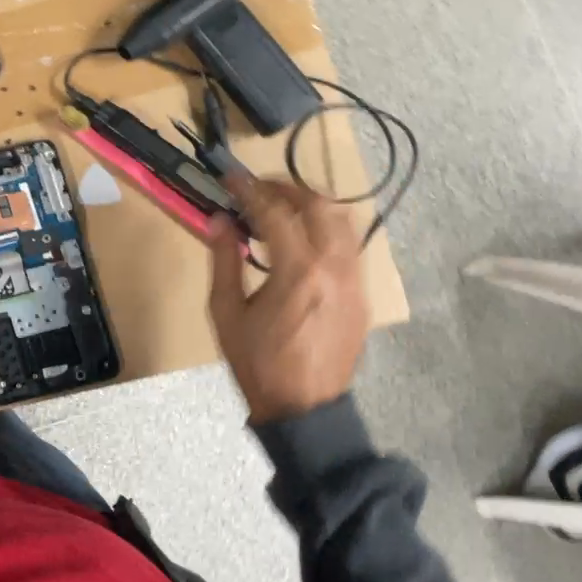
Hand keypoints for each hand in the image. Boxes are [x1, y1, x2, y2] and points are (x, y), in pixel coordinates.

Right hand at [206, 177, 368, 424]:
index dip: (250, 190)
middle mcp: (335, 267)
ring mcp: (356, 279)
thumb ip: (224, 260)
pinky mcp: (362, 293)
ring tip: (280, 207)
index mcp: (298, 272)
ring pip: (344, 221)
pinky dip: (326, 229)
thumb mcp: (226, 311)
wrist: (304, 404)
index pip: (276, 213)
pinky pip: (350, 246)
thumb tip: (219, 220)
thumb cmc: (256, 360)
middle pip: (320, 206)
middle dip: (287, 188)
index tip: (230, 177)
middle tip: (257, 188)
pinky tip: (301, 239)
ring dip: (311, 205)